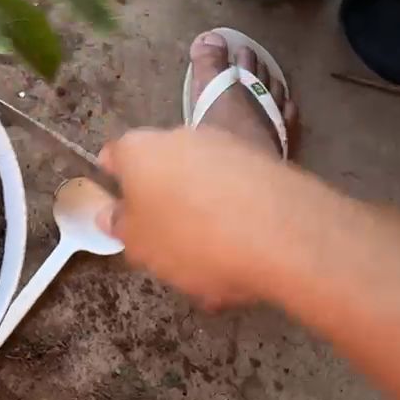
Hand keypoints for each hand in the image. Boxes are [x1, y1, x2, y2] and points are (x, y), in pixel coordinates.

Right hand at [97, 127, 355, 308]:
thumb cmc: (193, 238)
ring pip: (201, 184)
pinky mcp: (267, 163)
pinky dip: (238, 217)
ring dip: (202, 214)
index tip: (123, 217)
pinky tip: (249, 256)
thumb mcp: (140, 246)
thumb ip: (119, 226)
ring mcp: (226, 145)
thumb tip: (110, 213)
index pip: (112, 157)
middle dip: (163, 204)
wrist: (289, 236)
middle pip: (160, 169)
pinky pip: (239, 192)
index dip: (114, 188)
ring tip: (217, 264)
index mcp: (137, 149)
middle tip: (168, 247)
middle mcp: (177, 135)